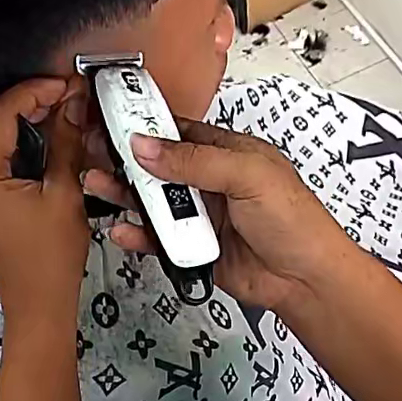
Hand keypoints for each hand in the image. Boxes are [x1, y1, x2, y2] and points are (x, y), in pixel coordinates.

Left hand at [0, 77, 91, 327]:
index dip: (33, 93)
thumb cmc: (51, 261)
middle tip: (50, 99)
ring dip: (4, 121)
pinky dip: (3, 144)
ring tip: (45, 118)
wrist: (39, 304)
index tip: (62, 85)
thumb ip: (65, 144)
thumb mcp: (65, 196)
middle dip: (12, 102)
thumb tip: (71, 105)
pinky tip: (34, 144)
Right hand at [81, 119, 362, 311]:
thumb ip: (195, 160)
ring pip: (155, 204)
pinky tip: (125, 229)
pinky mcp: (196, 249)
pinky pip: (160, 240)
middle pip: (159, 169)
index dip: (147, 127)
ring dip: (127, 196)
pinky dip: (140, 235)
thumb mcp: (247, 176)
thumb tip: (150, 147)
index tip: (115, 122)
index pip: (178, 133)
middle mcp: (211, 184)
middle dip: (128, 162)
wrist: (304, 278)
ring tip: (100, 185)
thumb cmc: (296, 222)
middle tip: (97, 155)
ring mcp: (203, 217)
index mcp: (227, 154)